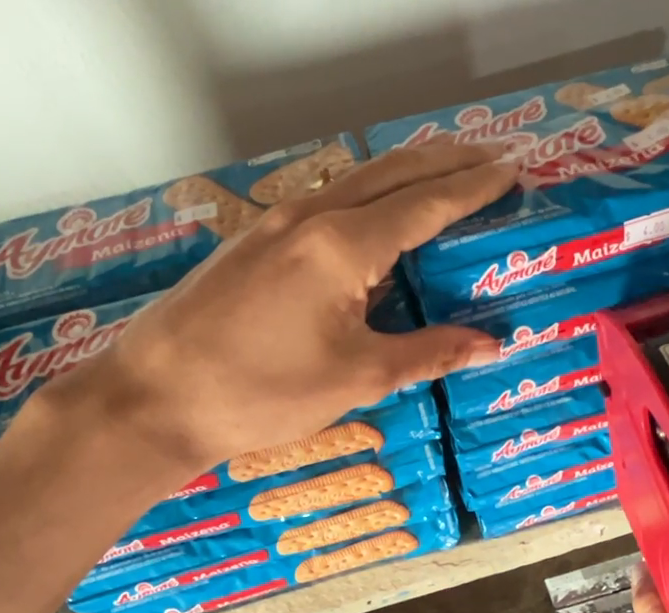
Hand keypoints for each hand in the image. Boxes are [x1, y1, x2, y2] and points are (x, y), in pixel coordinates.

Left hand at [41, 143, 517, 485]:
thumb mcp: (357, 377)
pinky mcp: (252, 244)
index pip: (426, 204)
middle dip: (446, 163)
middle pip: (392, 174)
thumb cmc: (262, 391)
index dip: (474, 186)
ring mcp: (275, 226)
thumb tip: (488, 345)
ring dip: (405, 174)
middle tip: (491, 158)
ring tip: (443, 176)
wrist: (157, 398)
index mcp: (344, 245)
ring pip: (355, 183)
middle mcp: (311, 218)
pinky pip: (325, 204)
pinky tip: (373, 219)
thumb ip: (428, 353)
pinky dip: (366, 198)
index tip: (512, 169)